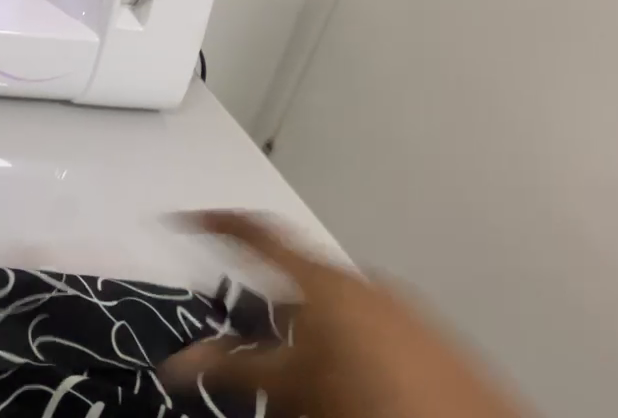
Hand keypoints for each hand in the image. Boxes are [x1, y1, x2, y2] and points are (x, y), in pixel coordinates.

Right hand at [161, 211, 526, 417]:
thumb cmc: (383, 403)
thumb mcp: (292, 388)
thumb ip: (233, 366)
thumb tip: (180, 358)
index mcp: (324, 280)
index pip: (253, 229)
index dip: (213, 221)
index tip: (185, 218)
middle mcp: (364, 281)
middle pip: (295, 272)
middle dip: (265, 296)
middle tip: (243, 324)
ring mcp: (405, 309)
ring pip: (334, 300)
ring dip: (306, 322)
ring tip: (296, 364)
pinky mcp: (438, 339)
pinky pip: (371, 320)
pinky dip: (346, 338)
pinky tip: (347, 378)